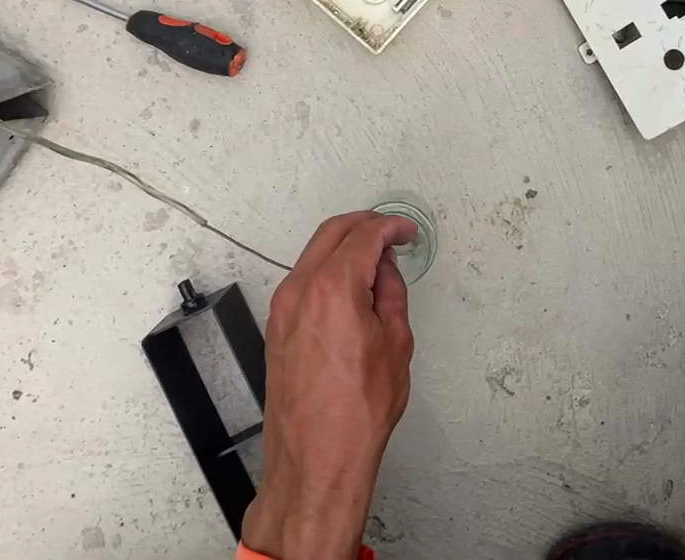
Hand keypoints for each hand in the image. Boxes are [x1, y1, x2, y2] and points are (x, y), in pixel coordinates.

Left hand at [242, 213, 416, 559]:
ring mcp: (282, 307)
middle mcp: (300, 290)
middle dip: (367, 224)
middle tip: (394, 234)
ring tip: (377, 263)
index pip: (365, 235)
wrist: (317, 459)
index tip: (408, 232)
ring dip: (346, 245)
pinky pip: (304, 276)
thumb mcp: (396, 342)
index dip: (392, 226)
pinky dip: (329, 266)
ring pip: (315, 251)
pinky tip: (353, 284)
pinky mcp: (276, 326)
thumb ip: (392, 293)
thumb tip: (385, 269)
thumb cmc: (358, 410)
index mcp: (334, 288)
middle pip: (333, 231)